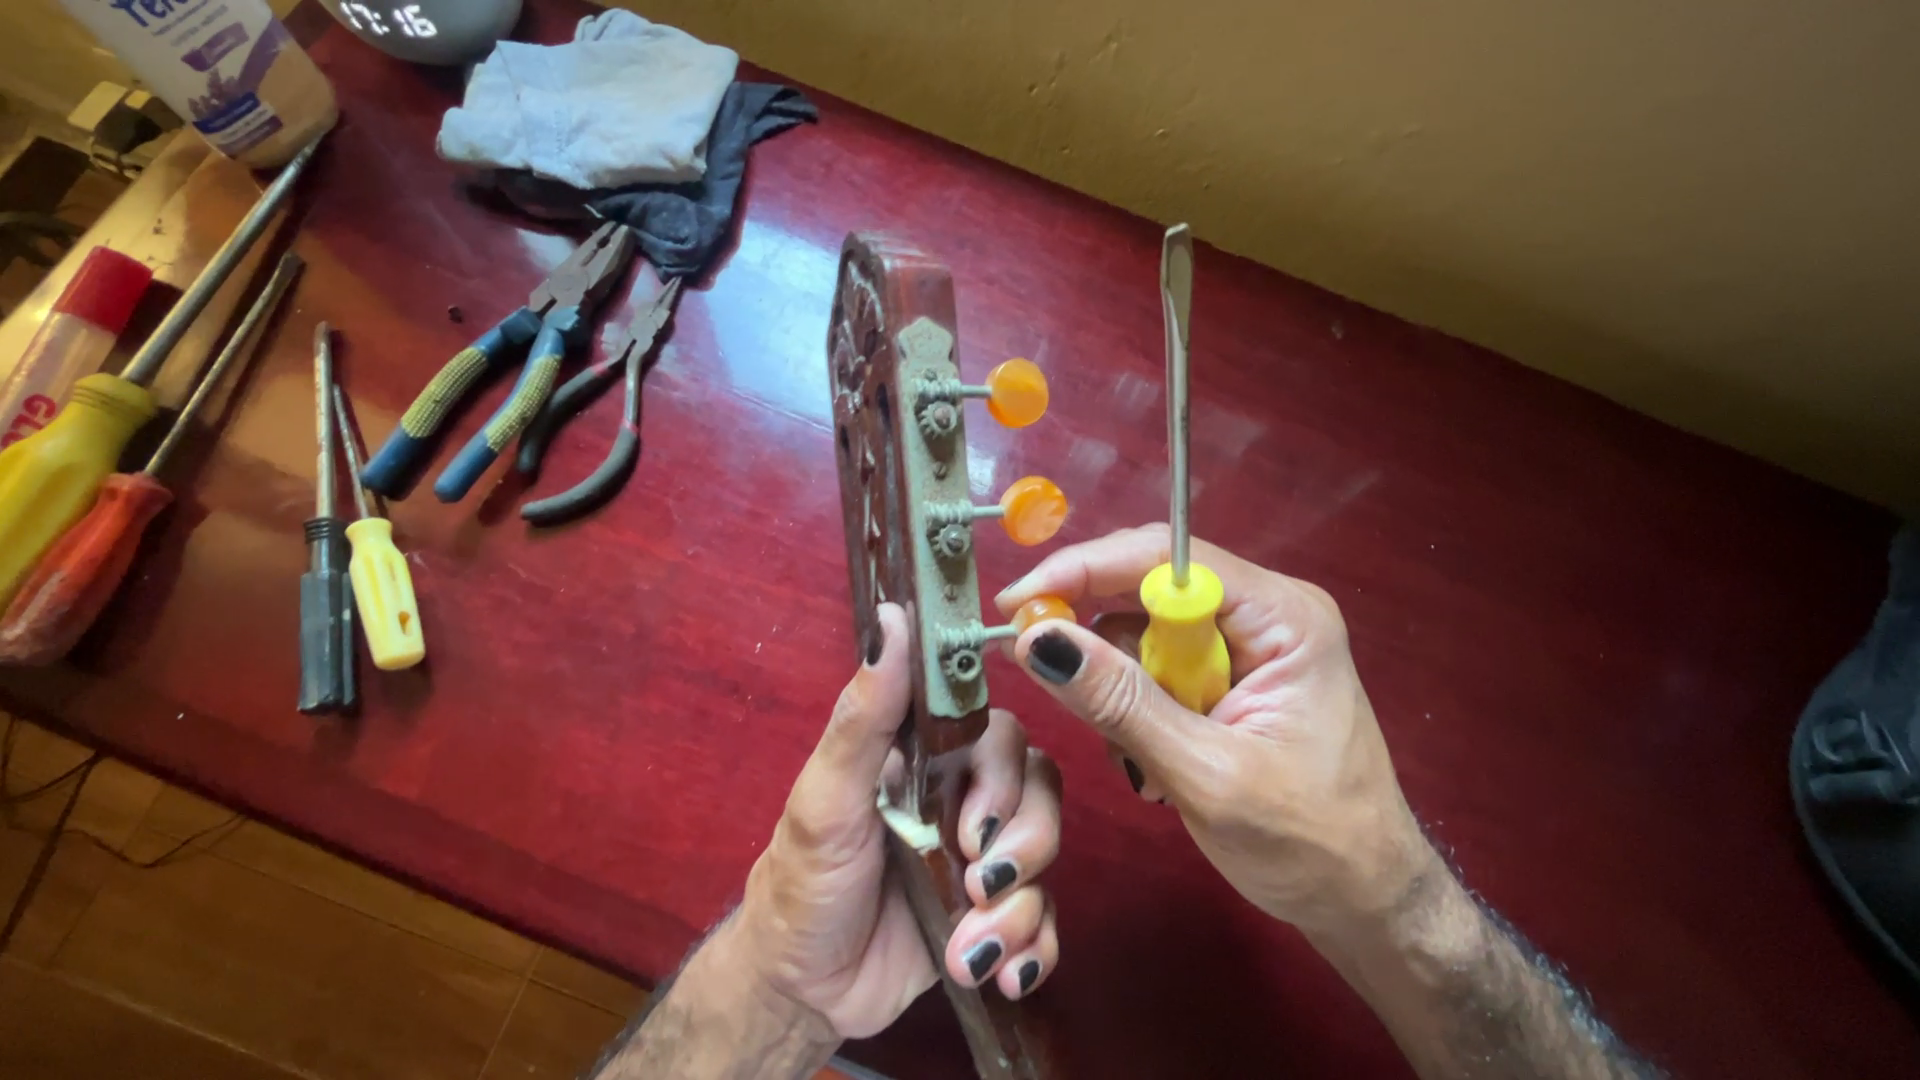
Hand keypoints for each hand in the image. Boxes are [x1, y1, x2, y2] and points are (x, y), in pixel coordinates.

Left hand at [722, 602, 1063, 1041]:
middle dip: (1024, 844)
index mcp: (926, 759)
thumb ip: (865, 714)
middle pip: (1038, 792)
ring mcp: (981, 858)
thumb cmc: (805, 880)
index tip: (973, 823)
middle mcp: (962, 798)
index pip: (998, 734)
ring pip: (1047, 856)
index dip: (1001, 774)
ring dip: (1020, 910)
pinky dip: (1033, 948)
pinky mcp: (994, 917)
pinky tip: (1000, 975)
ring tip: (971, 949)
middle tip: (979, 884)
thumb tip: (893, 615)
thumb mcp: (827, 797)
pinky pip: (1045, 918)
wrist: (802, 990)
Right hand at [997, 524, 1433, 937]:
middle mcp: (1263, 611)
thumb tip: (1036, 640)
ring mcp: (1247, 643)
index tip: (1017, 603)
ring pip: (1142, 630)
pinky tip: (1148, 757)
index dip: (1084, 569)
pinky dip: (1131, 704)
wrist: (1364, 901)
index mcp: (1282, 616)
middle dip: (1094, 630)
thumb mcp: (1206, 775)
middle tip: (1036, 667)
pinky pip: (1153, 665)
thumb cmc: (1308, 845)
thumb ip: (1120, 703)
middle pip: (1149, 586)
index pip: (1166, 560)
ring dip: (1115, 684)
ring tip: (1134, 757)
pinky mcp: (1229, 675)